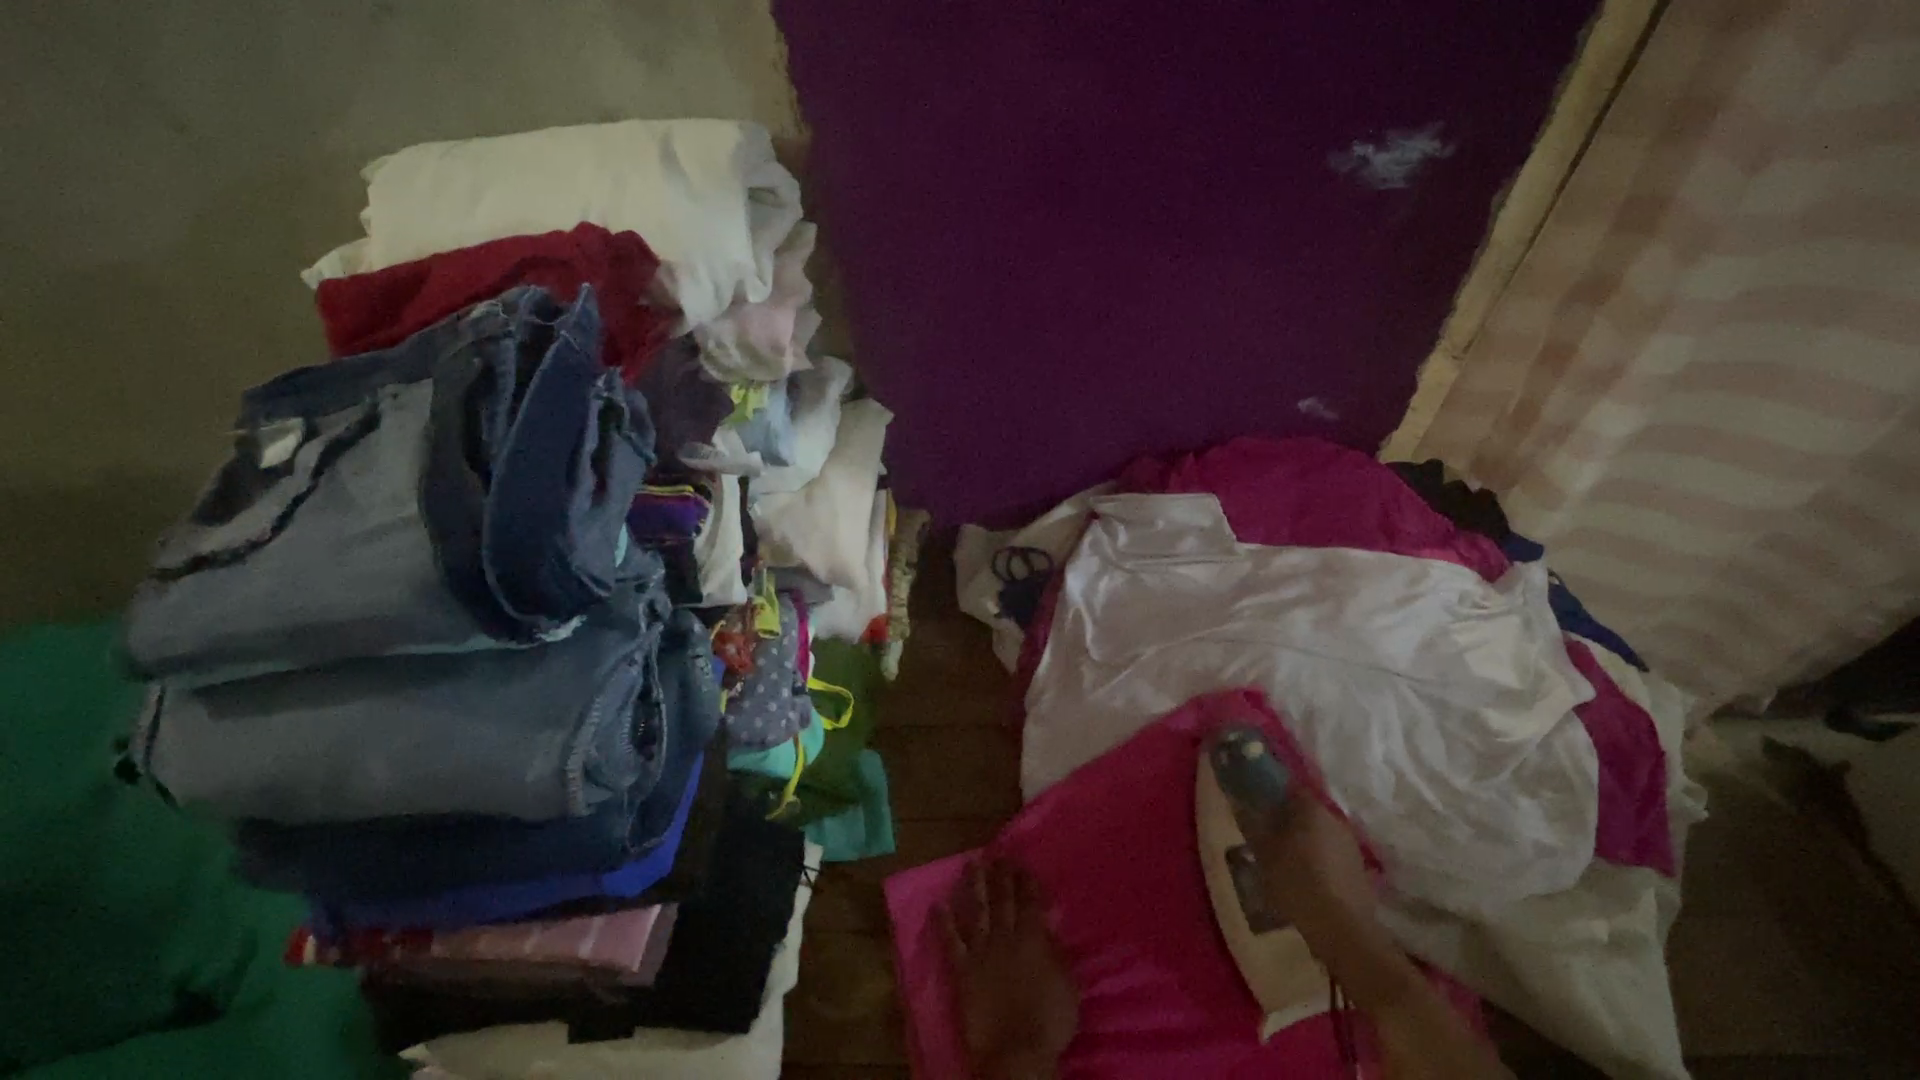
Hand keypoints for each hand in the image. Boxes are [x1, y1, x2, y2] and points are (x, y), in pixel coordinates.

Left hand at [936, 857, 1077, 1078]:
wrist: (1015, 1051)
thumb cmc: (1049, 1021)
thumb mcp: (1068, 984)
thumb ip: (1058, 952)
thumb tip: (1050, 927)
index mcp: (1032, 938)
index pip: (1029, 901)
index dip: (1026, 881)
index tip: (1022, 863)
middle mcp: (1004, 937)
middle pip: (1002, 899)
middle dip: (1001, 875)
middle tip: (998, 855)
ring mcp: (980, 951)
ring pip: (976, 911)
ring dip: (973, 886)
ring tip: (970, 864)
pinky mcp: (961, 969)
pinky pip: (950, 941)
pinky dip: (943, 922)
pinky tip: (937, 904)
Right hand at [1242, 786, 1377, 942]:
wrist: (1342, 929)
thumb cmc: (1297, 882)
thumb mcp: (1264, 852)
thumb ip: (1252, 823)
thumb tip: (1240, 801)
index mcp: (1312, 809)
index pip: (1290, 787)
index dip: (1271, 793)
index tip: (1255, 805)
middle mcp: (1335, 820)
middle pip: (1306, 811)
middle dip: (1286, 819)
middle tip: (1264, 835)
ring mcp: (1350, 846)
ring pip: (1319, 834)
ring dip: (1301, 841)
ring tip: (1281, 860)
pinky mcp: (1357, 870)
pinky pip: (1329, 854)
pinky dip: (1315, 860)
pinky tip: (1302, 879)